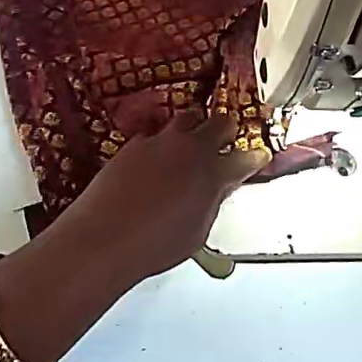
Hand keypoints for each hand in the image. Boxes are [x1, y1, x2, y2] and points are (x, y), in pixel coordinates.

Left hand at [48, 111, 265, 287]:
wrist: (105, 235)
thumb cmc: (153, 244)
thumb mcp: (197, 231)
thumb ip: (213, 202)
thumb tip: (218, 190)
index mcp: (213, 173)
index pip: (245, 157)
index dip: (254, 157)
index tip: (256, 156)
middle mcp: (190, 150)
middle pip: (220, 123)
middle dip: (227, 128)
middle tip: (228, 134)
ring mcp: (162, 142)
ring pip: (187, 118)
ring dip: (194, 125)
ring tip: (194, 136)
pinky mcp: (136, 143)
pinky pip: (155, 132)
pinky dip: (161, 140)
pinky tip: (158, 153)